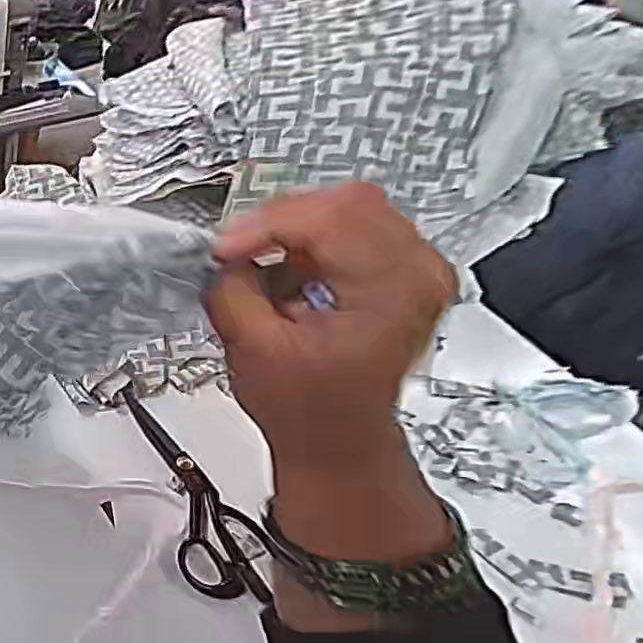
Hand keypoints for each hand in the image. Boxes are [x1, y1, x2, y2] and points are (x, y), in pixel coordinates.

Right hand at [205, 182, 454, 467]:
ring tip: (263, 276)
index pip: (331, 218)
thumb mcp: (252, 350)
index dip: (265, 226)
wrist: (335, 439)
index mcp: (394, 289)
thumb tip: (224, 259)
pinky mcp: (398, 272)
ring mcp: (415, 269)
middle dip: (279, 224)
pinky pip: (350, 232)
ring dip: (292, 236)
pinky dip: (306, 248)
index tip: (224, 249)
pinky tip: (286, 281)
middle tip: (237, 252)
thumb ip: (232, 292)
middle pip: (345, 204)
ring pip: (346, 212)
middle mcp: (419, 271)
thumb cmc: (309, 411)